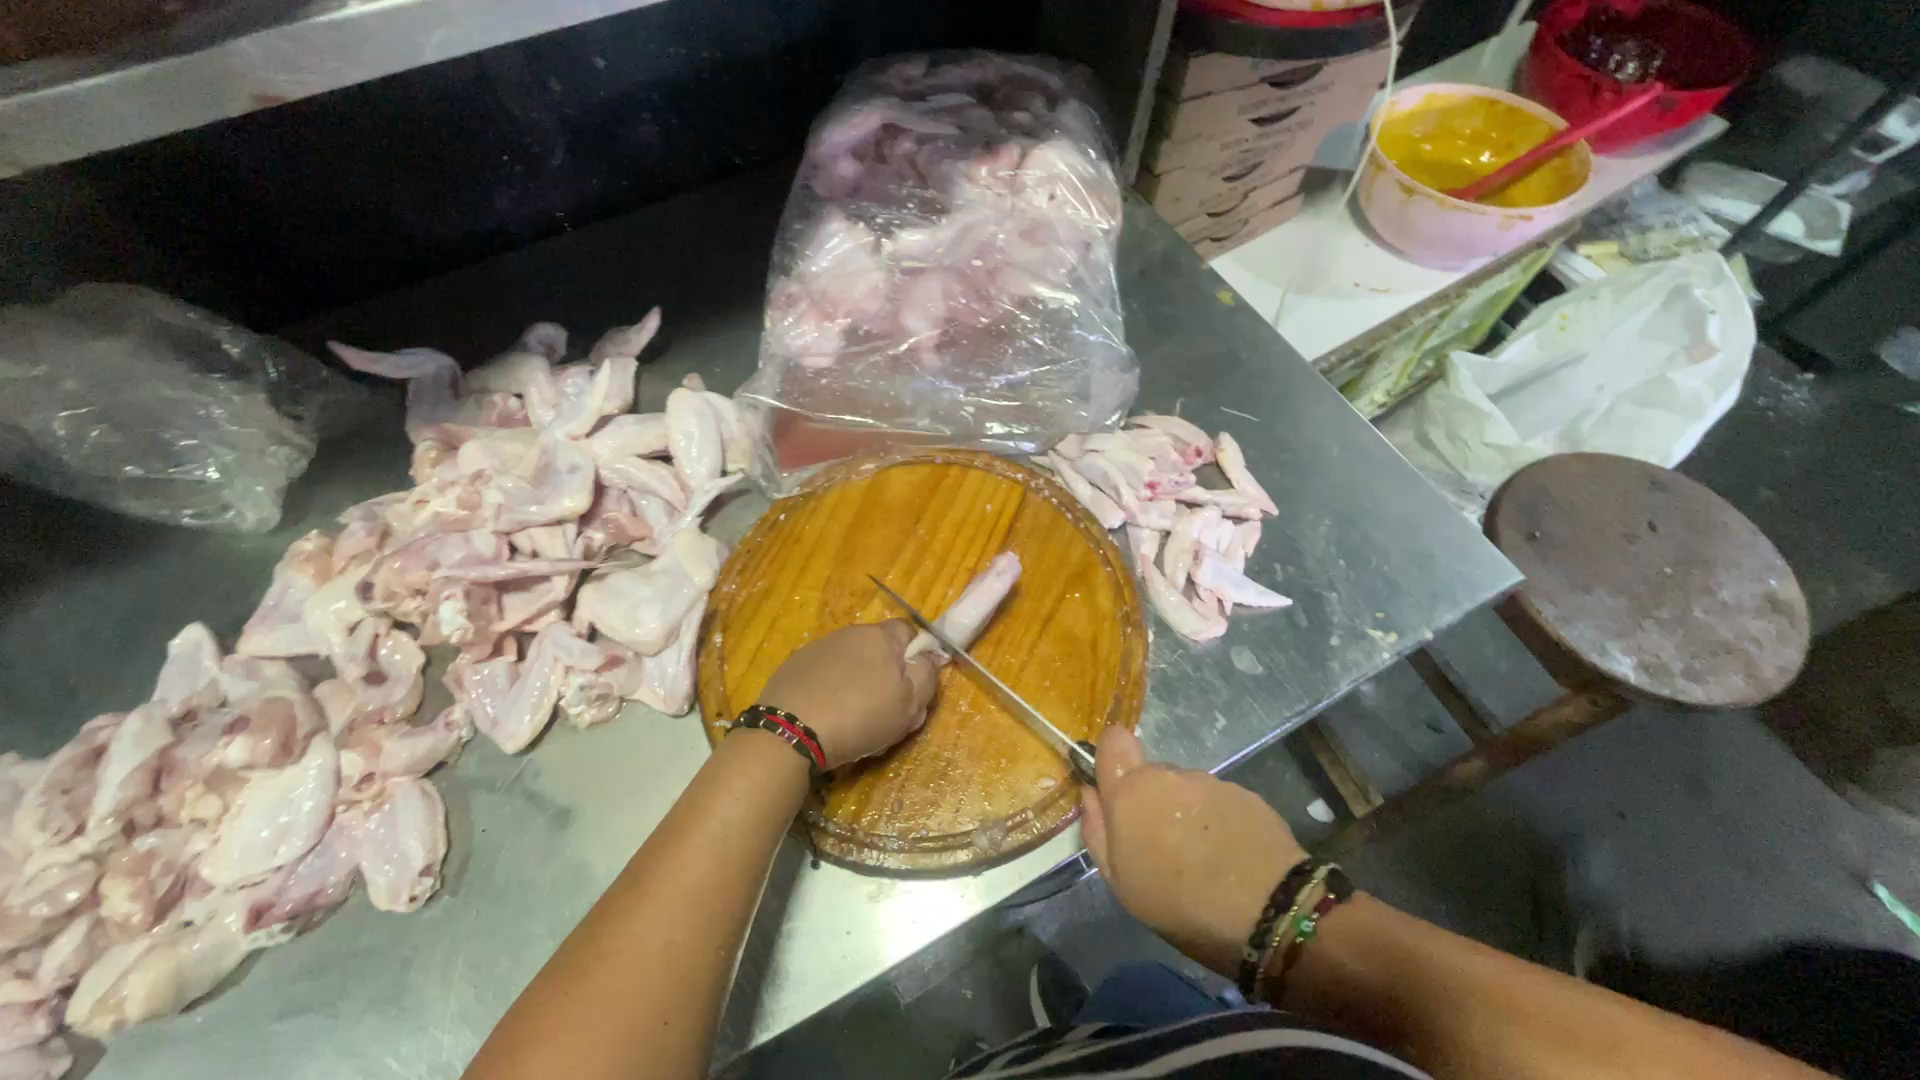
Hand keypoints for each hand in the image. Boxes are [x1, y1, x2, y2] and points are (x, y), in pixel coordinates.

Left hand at [758, 620, 939, 768]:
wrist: (790, 731)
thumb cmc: (860, 716)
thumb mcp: (909, 704)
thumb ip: (926, 676)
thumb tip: (929, 658)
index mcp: (881, 637)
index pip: (910, 631)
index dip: (917, 656)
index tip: (914, 687)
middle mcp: (849, 633)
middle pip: (879, 649)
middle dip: (887, 675)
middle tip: (887, 712)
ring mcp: (818, 648)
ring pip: (851, 664)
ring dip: (858, 684)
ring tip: (853, 720)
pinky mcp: (794, 667)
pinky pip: (824, 676)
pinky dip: (830, 691)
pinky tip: (827, 717)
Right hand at [1079, 726, 1308, 978]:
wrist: (1269, 913)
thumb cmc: (1179, 904)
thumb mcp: (1121, 882)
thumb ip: (1098, 831)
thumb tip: (1090, 794)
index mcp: (1131, 792)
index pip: (1113, 742)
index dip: (1112, 759)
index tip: (1115, 790)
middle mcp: (1170, 776)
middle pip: (1151, 775)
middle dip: (1152, 802)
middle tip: (1163, 847)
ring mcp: (1211, 783)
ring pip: (1186, 790)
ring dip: (1186, 814)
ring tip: (1201, 859)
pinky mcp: (1246, 795)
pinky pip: (1218, 802)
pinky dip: (1217, 822)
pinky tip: (1229, 856)